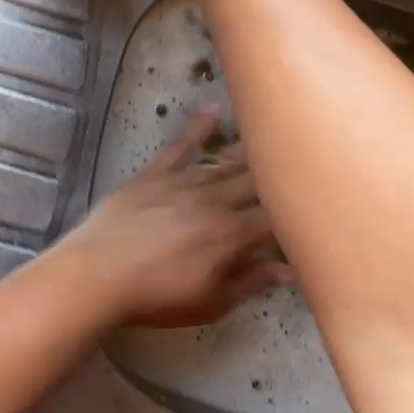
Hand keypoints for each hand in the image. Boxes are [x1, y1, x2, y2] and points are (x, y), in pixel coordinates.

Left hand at [51, 107, 289, 327]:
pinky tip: (212, 109)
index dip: (297, 211)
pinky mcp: (152, 174)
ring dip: (248, 153)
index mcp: (231, 234)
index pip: (275, 217)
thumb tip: (289, 270)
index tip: (315, 202)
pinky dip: (196, 127)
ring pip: (222, 163)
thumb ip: (250, 282)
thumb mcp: (209, 303)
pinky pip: (179, 146)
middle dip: (279, 174)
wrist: (98, 273)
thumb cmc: (156, 297)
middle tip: (303, 159)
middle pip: (254, 183)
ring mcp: (181, 183)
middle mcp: (212, 201)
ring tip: (272, 138)